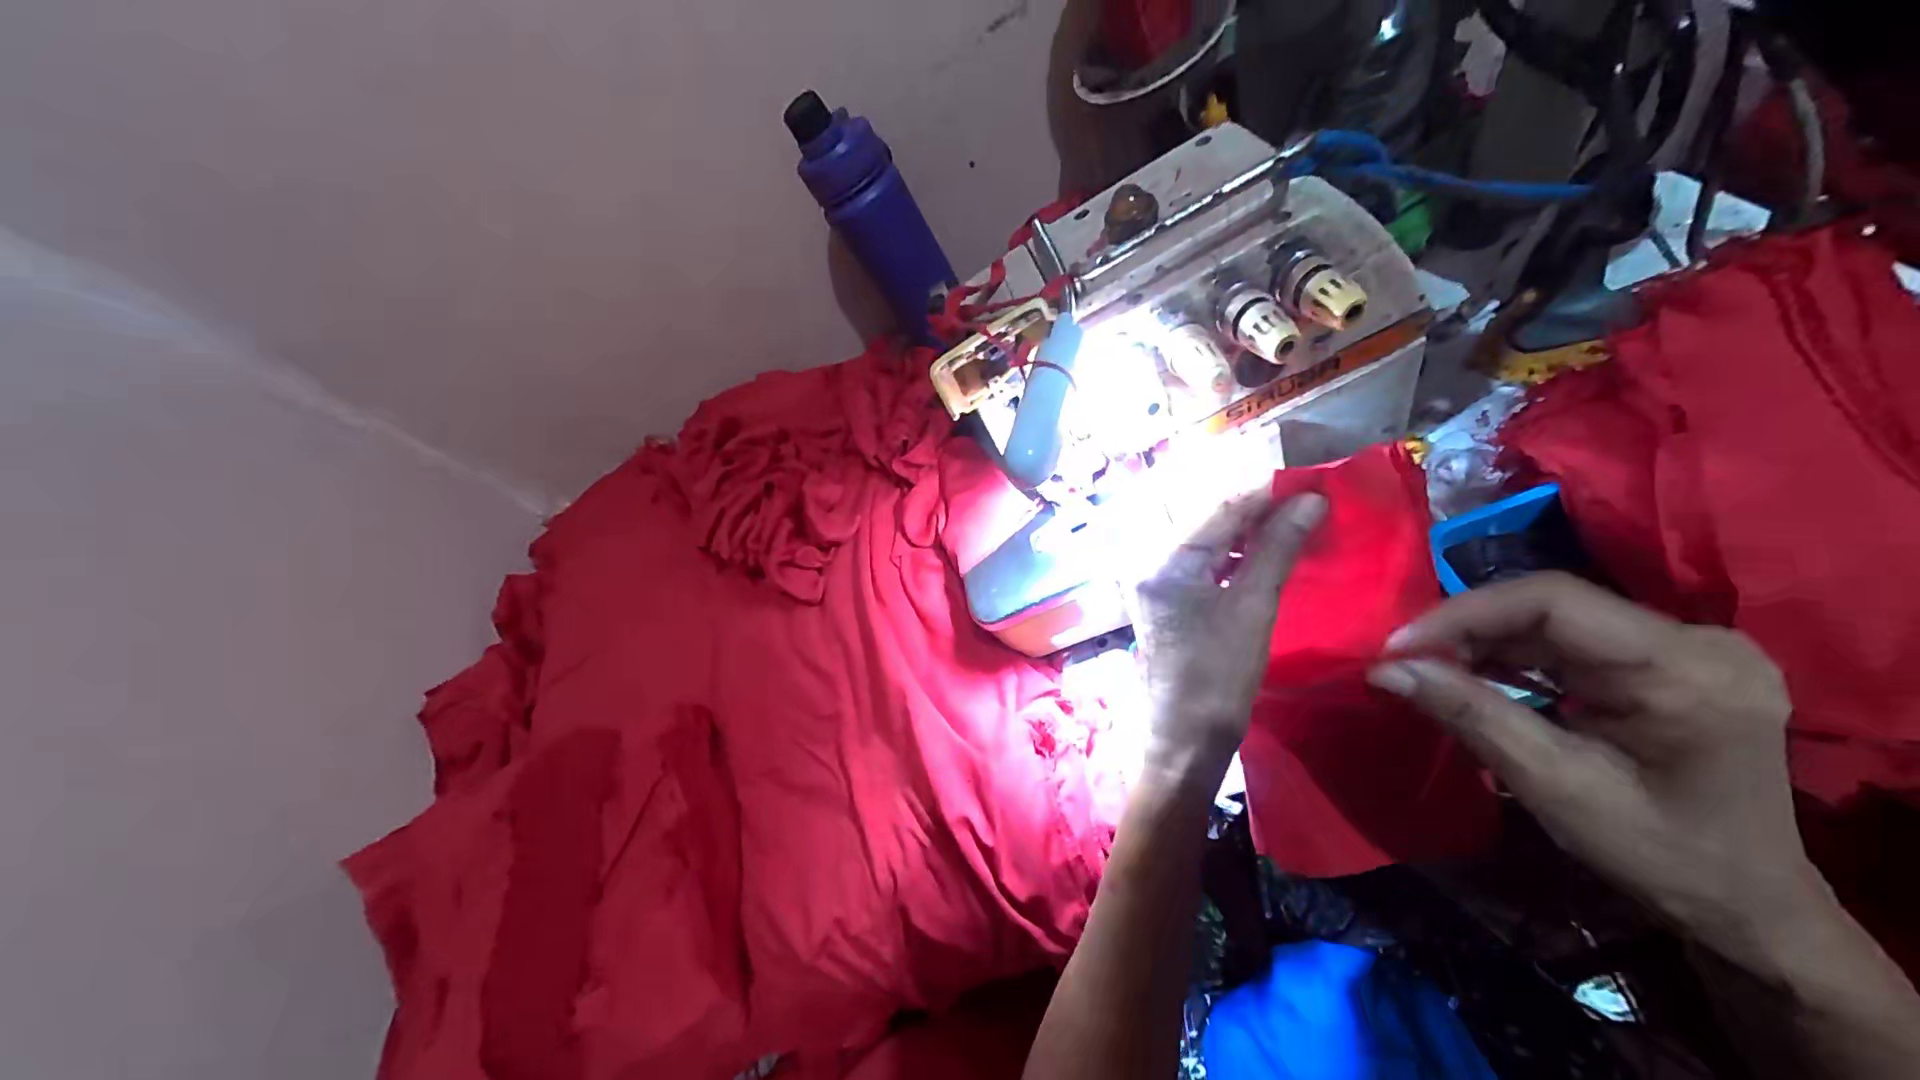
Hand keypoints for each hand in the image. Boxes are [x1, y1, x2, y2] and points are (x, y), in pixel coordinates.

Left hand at [1131, 491, 1327, 778]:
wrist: (1186, 737)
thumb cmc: (1219, 672)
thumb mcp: (1253, 606)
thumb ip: (1277, 548)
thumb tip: (1310, 500)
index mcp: (1165, 561)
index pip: (1218, 511)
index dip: (1263, 493)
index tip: (1308, 482)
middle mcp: (1152, 566)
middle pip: (1208, 524)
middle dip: (1255, 511)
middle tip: (1305, 502)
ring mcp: (1157, 586)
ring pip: (1206, 546)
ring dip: (1247, 535)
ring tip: (1293, 526)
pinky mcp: (1168, 605)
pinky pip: (1203, 568)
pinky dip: (1234, 560)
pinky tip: (1265, 558)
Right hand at [1365, 573, 1823, 952]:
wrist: (1746, 904)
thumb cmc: (1661, 855)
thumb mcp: (1555, 785)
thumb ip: (1471, 715)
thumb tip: (1385, 668)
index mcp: (1688, 668)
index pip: (1554, 600)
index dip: (1464, 613)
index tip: (1399, 646)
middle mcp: (1696, 640)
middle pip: (1550, 605)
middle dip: (1466, 629)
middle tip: (1403, 661)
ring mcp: (1684, 647)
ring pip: (1551, 618)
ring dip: (1482, 641)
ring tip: (1427, 669)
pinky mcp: (1664, 660)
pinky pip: (1566, 638)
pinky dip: (1510, 655)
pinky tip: (1474, 675)